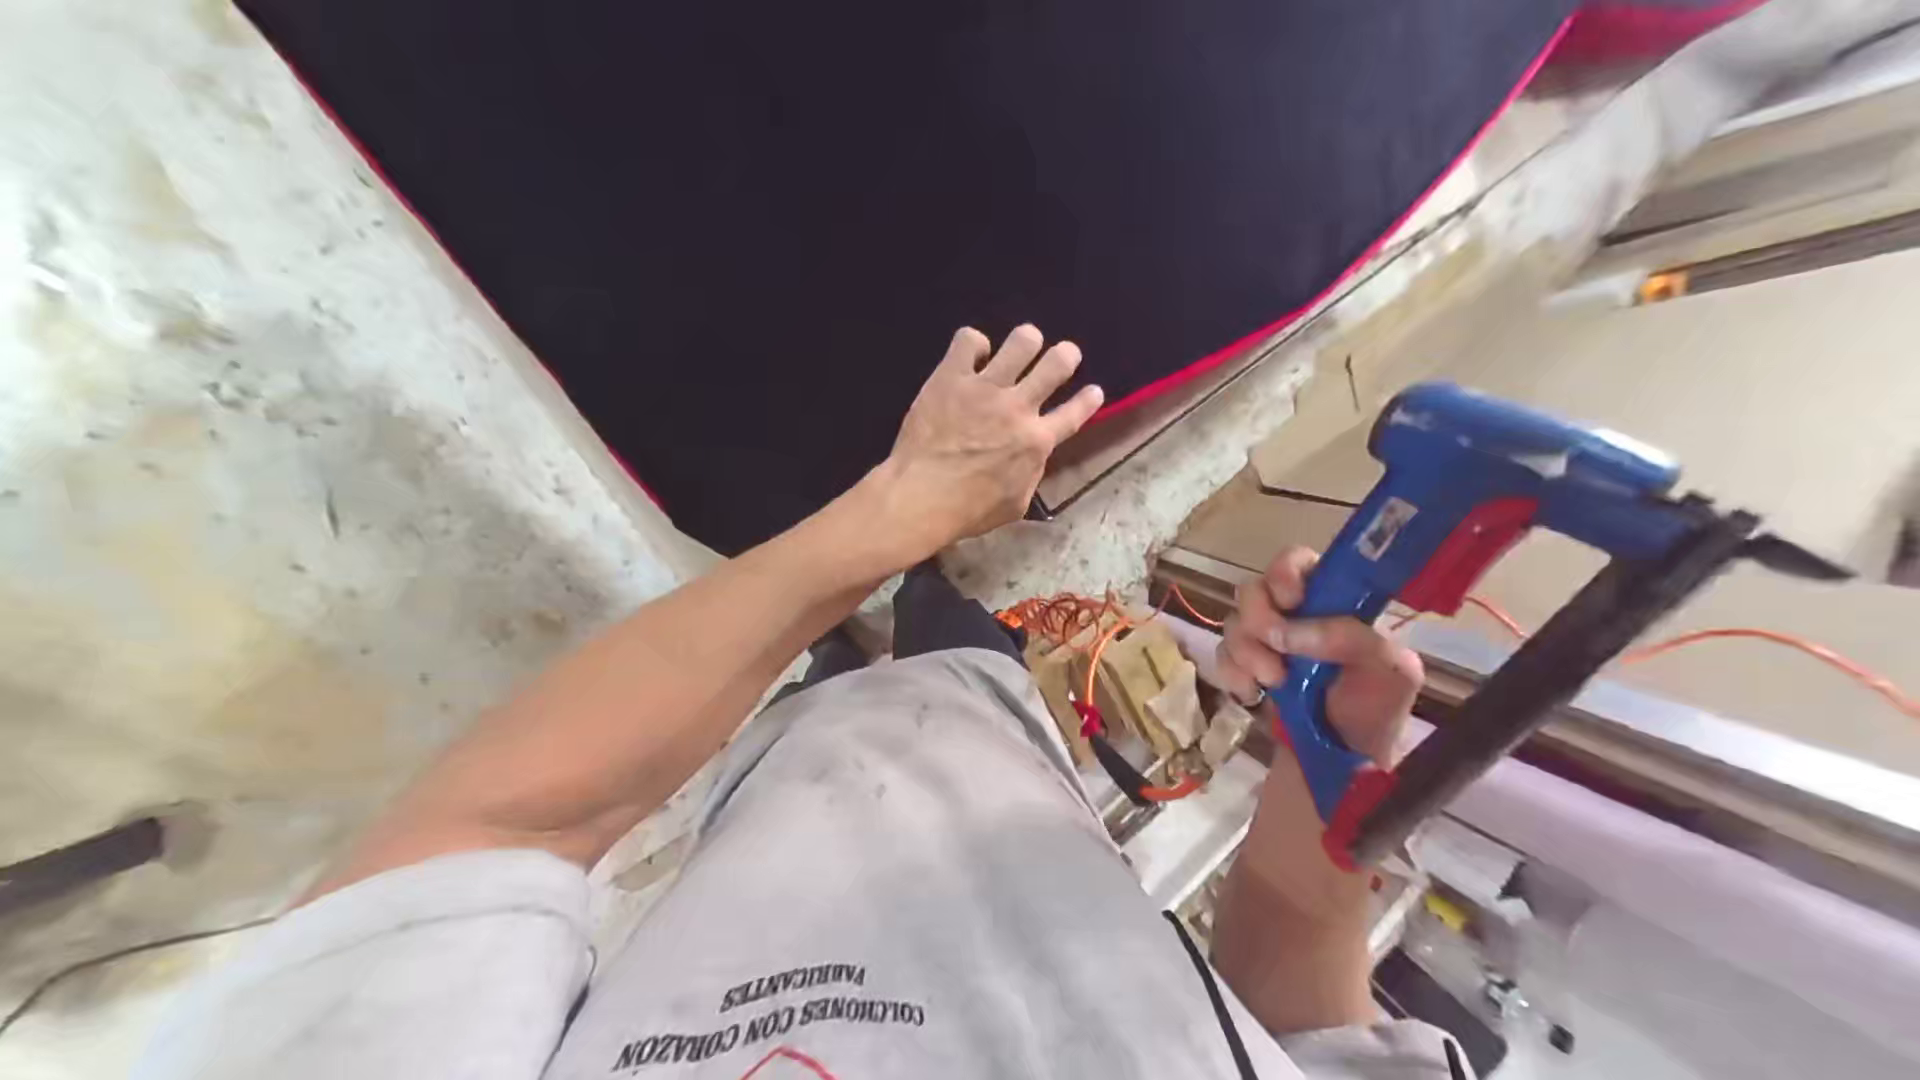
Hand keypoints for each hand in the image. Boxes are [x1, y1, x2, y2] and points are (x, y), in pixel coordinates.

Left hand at [869, 325, 1103, 556]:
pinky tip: (973, 354)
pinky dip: (974, 344)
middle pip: (1057, 364)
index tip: (1093, 391)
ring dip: (1027, 341)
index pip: (1075, 413)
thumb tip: (1031, 460)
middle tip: (1062, 356)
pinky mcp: (951, 377)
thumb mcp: (1015, 505)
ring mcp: (985, 387)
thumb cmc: (968, 510)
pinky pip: (969, 340)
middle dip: (1066, 355)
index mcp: (1036, 441)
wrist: (923, 496)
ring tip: (1023, 346)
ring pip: (1021, 342)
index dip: (1089, 399)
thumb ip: (1029, 476)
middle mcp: (1018, 407)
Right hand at [1215, 547, 1421, 763]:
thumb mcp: (1390, 670)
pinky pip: (1220, 654)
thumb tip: (1287, 632)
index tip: (1290, 600)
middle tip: (1276, 649)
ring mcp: (1264, 638)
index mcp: (1332, 600)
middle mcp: (1292, 612)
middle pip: (1252, 589)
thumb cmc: (1376, 708)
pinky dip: (1231, 673)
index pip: (1296, 561)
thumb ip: (1350, 638)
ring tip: (1272, 682)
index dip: (1283, 573)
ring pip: (1233, 621)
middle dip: (1258, 619)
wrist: (1343, 759)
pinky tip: (1251, 693)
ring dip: (1247, 653)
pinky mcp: (1243, 664)